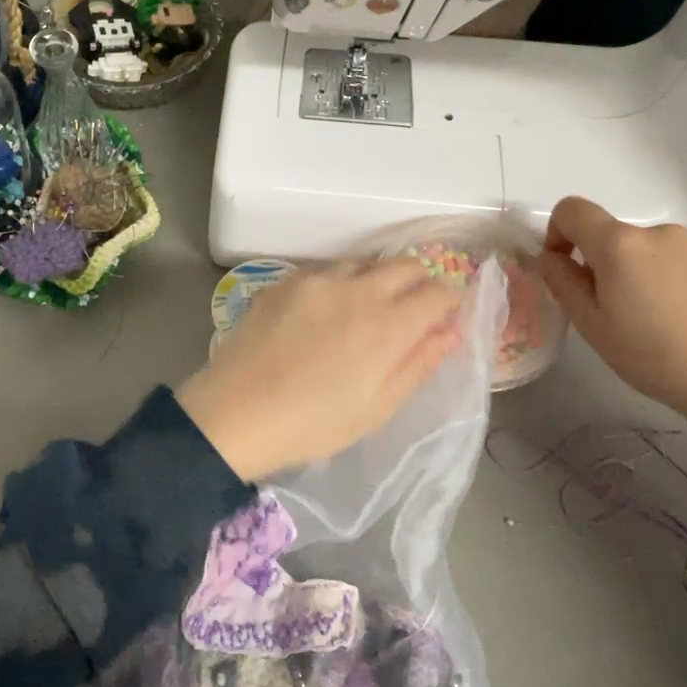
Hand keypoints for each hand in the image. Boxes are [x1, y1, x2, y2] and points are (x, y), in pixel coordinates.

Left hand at [177, 260, 463, 481]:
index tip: (445, 318)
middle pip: (406, 265)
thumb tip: (449, 333)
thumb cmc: (313, 424)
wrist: (235, 414)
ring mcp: (316, 281)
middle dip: (419, 282)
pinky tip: (324, 311)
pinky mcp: (282, 282)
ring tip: (364, 312)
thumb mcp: (377, 407)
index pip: (440, 291)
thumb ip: (418, 364)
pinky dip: (336, 283)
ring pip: (363, 263)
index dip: (450, 303)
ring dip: (376, 280)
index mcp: (388, 325)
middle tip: (411, 311)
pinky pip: (323, 270)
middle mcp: (357, 290)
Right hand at [537, 197, 686, 436]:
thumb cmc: (654, 357)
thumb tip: (551, 257)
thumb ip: (563, 283)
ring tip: (664, 321)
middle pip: (619, 237)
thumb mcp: (593, 327)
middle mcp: (663, 233)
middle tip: (619, 313)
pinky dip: (685, 284)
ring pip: (659, 253)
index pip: (573, 210)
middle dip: (609, 265)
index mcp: (620, 245)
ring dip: (650, 275)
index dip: (558, 233)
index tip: (565, 268)